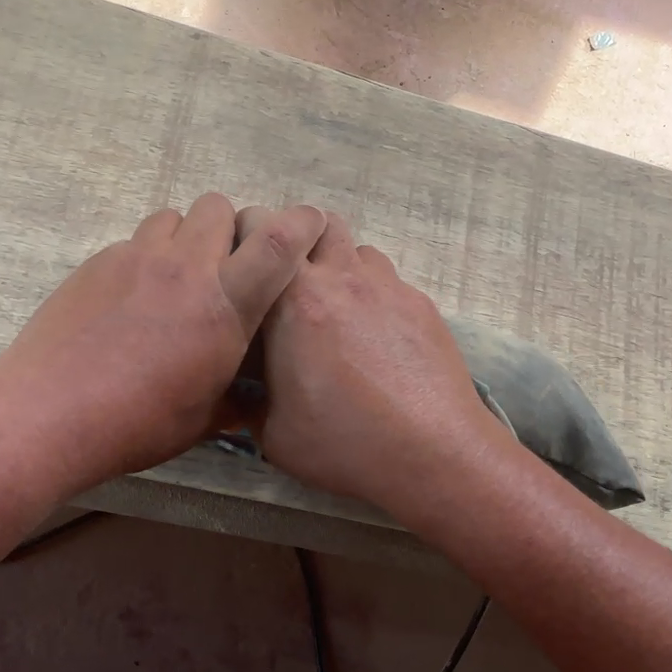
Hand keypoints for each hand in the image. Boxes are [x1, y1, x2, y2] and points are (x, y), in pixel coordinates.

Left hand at [0, 194, 324, 488]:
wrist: (49, 412)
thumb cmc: (137, 424)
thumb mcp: (202, 417)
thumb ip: (236, 394)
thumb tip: (253, 398)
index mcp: (225, 305)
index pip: (277, 243)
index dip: (301, 222)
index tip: (310, 219)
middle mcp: (186, 268)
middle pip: (218, 206)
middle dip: (229, 226)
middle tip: (222, 265)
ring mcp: (137, 258)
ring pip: (173, 216)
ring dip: (184, 237)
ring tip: (174, 277)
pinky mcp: (99, 261)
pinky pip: (134, 242)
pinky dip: (145, 259)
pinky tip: (129, 301)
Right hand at [239, 209, 517, 519]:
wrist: (433, 451)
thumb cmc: (345, 442)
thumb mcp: (274, 434)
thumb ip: (247, 400)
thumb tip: (238, 394)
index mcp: (294, 299)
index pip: (261, 227)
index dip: (246, 234)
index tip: (242, 262)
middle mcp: (342, 278)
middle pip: (316, 220)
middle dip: (298, 238)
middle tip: (290, 280)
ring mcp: (387, 287)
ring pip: (356, 249)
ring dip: (340, 266)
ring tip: (335, 310)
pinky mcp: (420, 304)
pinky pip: (389, 282)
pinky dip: (373, 296)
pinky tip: (376, 340)